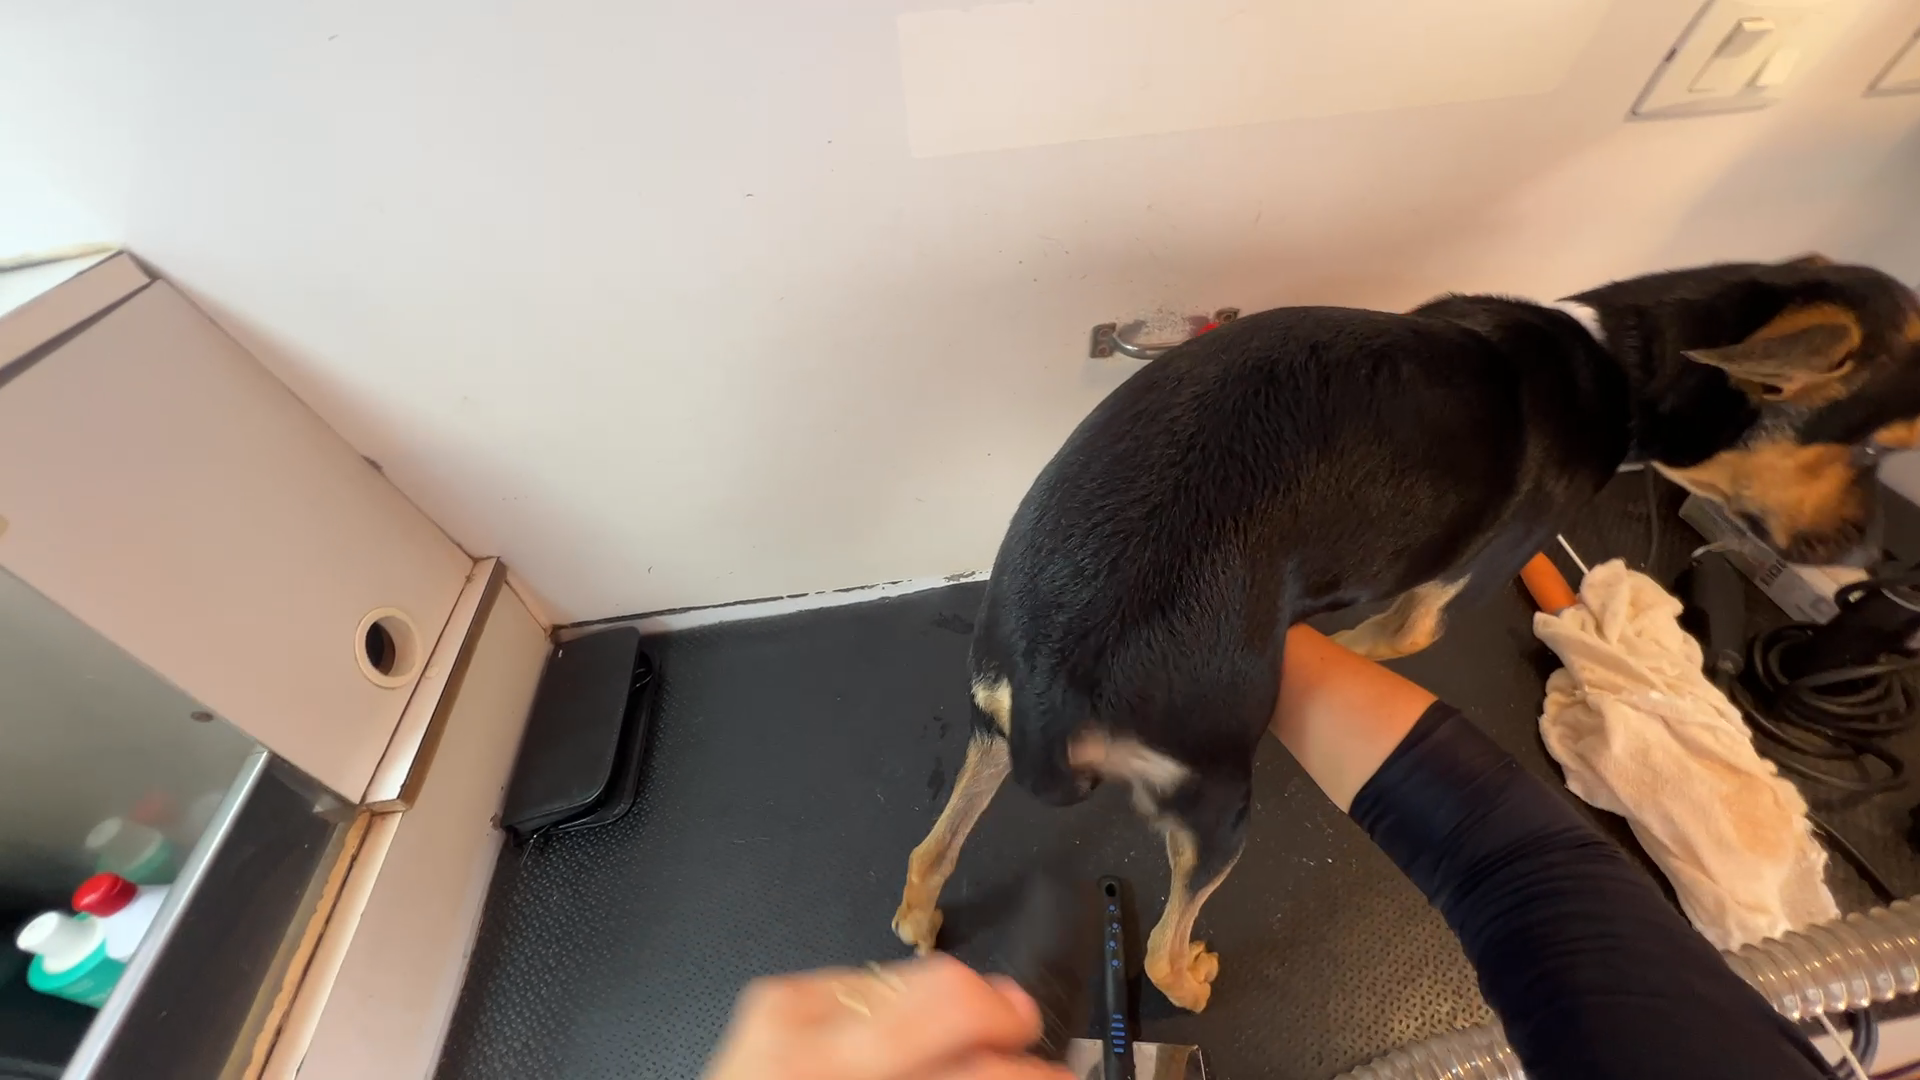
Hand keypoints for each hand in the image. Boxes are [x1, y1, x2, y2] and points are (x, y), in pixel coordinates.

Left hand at [703, 954, 1073, 1079]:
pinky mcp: (779, 997)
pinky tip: (919, 1023)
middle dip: (1003, 1013)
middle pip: (945, 996)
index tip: (1059, 1073)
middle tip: (1031, 1028)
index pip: (970, 1070)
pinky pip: (871, 980)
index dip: (1027, 1069)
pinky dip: (905, 1001)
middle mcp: (817, 1053)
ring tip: (988, 1020)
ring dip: (957, 1002)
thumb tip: (1010, 1069)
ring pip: (914, 976)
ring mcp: (791, 1015)